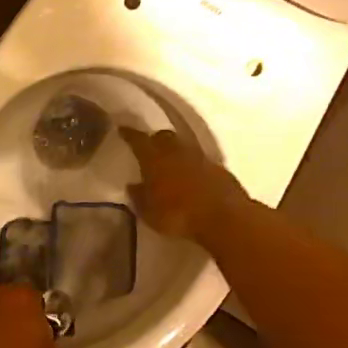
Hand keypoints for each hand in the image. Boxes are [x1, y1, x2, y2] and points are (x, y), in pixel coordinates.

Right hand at [120, 126, 249, 241]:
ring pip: (184, 146)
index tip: (122, 128)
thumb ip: (139, 196)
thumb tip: (132, 186)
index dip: (129, 134)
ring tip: (169, 161)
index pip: (138, 140)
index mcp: (155, 159)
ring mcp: (201, 159)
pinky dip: (193, 165)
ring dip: (175, 151)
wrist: (224, 219)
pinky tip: (191, 176)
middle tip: (148, 146)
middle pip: (164, 136)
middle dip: (154, 139)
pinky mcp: (220, 170)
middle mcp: (177, 152)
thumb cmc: (177, 215)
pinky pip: (201, 161)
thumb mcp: (148, 212)